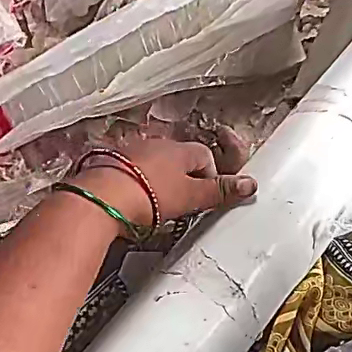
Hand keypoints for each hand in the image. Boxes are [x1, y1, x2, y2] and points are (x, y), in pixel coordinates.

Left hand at [72, 136, 257, 227]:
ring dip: (157, 181)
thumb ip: (219, 191)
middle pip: (177, 159)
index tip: (205, 197)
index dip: (209, 177)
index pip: (204, 156)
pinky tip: (131, 202)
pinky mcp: (108, 165)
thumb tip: (249, 184)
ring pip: (152, 165)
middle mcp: (155, 145)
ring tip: (154, 206)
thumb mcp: (191, 196)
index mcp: (179, 149)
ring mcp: (130, 153)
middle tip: (181, 204)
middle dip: (182, 179)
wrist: (102, 199)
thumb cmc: (148, 195)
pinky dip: (133, 184)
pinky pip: (129, 173)